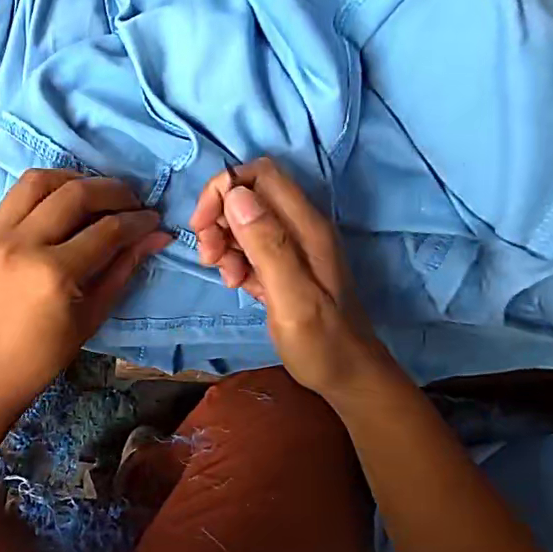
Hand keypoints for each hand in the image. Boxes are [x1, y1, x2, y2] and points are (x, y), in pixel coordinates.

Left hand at [0, 170, 171, 410]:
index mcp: (54, 275)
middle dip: (113, 192)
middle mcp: (24, 245)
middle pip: (76, 195)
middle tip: (132, 202)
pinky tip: (63, 201)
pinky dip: (45, 189)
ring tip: (96, 194)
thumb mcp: (91, 316)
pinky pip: (16, 195)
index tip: (153, 219)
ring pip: (40, 181)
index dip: (137, 221)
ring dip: (75, 179)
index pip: (106, 231)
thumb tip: (156, 235)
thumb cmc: (43, 356)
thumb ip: (123, 269)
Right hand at [190, 157, 394, 400]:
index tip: (204, 226)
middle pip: (248, 194)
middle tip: (210, 257)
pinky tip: (238, 284)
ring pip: (244, 219)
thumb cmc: (321, 344)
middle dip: (218, 217)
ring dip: (223, 241)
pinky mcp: (285, 263)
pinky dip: (234, 259)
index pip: (260, 175)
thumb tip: (236, 195)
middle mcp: (301, 227)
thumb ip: (267, 245)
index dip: (224, 190)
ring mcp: (294, 244)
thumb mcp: (292, 299)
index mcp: (306, 227)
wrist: (348, 376)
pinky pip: (250, 244)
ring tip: (227, 277)